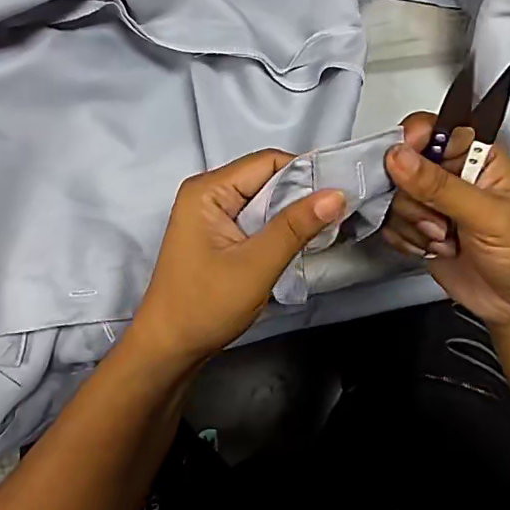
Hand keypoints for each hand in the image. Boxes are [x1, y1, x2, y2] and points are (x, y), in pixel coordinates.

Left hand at [123, 150, 344, 367]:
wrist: (169, 347)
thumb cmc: (205, 306)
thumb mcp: (256, 266)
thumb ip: (295, 227)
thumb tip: (335, 194)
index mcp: (207, 190)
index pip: (266, 162)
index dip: (305, 172)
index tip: (341, 191)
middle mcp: (206, 192)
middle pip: (265, 176)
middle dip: (301, 192)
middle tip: (339, 212)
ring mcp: (209, 212)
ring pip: (262, 197)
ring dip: (291, 211)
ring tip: (325, 227)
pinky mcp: (216, 232)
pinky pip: (254, 215)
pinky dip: (277, 225)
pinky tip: (298, 240)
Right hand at [381, 112, 509, 327]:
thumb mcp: (490, 216)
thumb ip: (440, 185)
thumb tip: (396, 155)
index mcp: (478, 157)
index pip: (433, 129)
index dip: (411, 139)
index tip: (400, 160)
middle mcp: (452, 175)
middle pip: (403, 164)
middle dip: (413, 195)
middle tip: (438, 219)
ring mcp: (435, 204)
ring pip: (395, 196)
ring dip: (413, 222)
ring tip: (444, 240)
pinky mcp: (421, 231)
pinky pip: (391, 223)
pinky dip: (406, 239)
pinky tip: (432, 251)